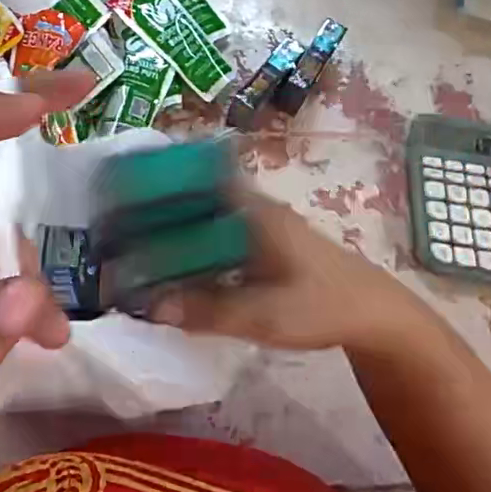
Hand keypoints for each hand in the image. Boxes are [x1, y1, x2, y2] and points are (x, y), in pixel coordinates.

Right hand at [151, 193, 425, 353]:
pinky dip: (192, 245)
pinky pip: (216, 236)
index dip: (164, 175)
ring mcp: (257, 226)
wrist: (373, 316)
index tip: (126, 184)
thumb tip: (150, 306)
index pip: (200, 175)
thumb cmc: (323, 306)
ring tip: (133, 242)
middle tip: (117, 221)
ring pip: (206, 217)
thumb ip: (210, 310)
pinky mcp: (261, 246)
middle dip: (159, 206)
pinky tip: (171, 265)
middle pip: (196, 196)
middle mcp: (252, 209)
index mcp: (252, 210)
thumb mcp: (267, 315)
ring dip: (175, 228)